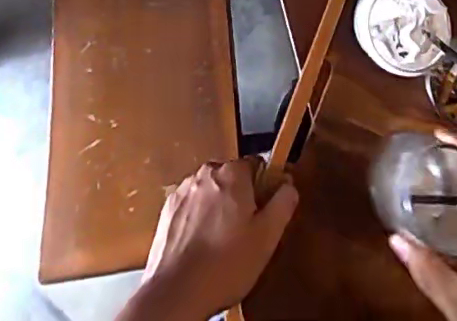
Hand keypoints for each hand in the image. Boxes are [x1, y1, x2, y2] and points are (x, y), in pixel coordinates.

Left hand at [121, 158, 299, 320]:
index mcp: (232, 172)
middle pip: (233, 178)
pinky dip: (198, 220)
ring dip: (218, 209)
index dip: (265, 187)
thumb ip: (283, 203)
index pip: (257, 164)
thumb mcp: (267, 237)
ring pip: (211, 192)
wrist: (177, 292)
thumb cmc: (224, 265)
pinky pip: (192, 207)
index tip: (266, 211)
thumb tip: (288, 186)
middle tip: (246, 233)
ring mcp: (184, 190)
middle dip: (240, 199)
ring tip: (222, 245)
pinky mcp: (169, 209)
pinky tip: (202, 247)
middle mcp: (206, 172)